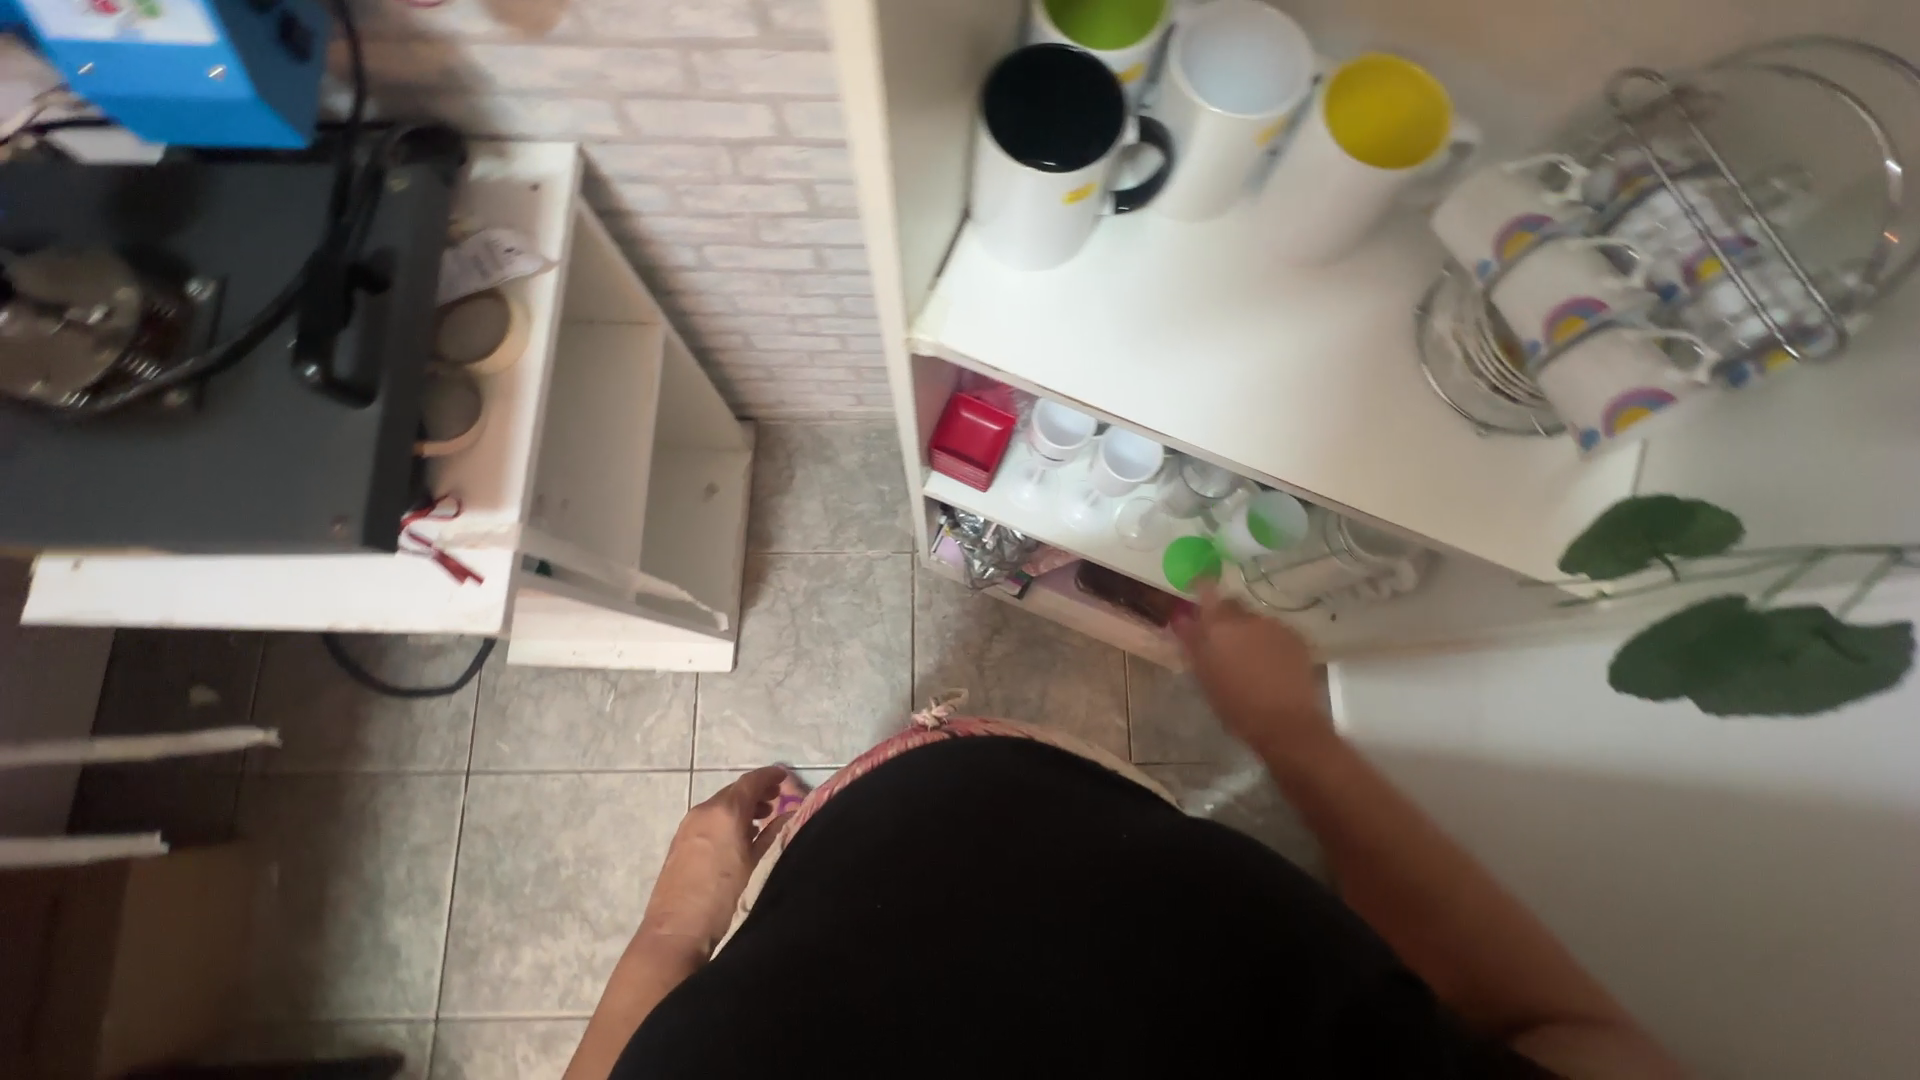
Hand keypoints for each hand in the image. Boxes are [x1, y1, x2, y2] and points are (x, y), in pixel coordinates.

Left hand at [638, 765, 792, 955]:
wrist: (676, 933)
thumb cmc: (724, 898)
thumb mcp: (758, 865)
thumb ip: (775, 834)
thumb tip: (790, 814)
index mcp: (726, 811)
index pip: (752, 781)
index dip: (770, 776)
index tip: (785, 776)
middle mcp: (704, 811)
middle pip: (734, 791)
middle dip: (756, 792)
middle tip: (776, 799)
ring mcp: (687, 826)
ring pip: (720, 805)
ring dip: (741, 806)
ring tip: (760, 819)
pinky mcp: (678, 843)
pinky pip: (708, 819)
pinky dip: (726, 818)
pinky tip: (736, 837)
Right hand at [1172, 583, 1335, 767]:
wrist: (1285, 722)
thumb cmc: (1235, 703)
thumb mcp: (1204, 675)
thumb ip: (1191, 642)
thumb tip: (1180, 618)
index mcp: (1219, 625)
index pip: (1206, 590)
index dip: (1201, 588)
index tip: (1196, 594)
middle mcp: (1247, 618)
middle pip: (1232, 605)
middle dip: (1225, 617)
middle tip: (1222, 641)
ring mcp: (1275, 626)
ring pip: (1254, 620)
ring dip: (1248, 631)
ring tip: (1249, 658)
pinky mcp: (1296, 638)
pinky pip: (1275, 632)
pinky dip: (1269, 642)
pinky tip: (1270, 665)